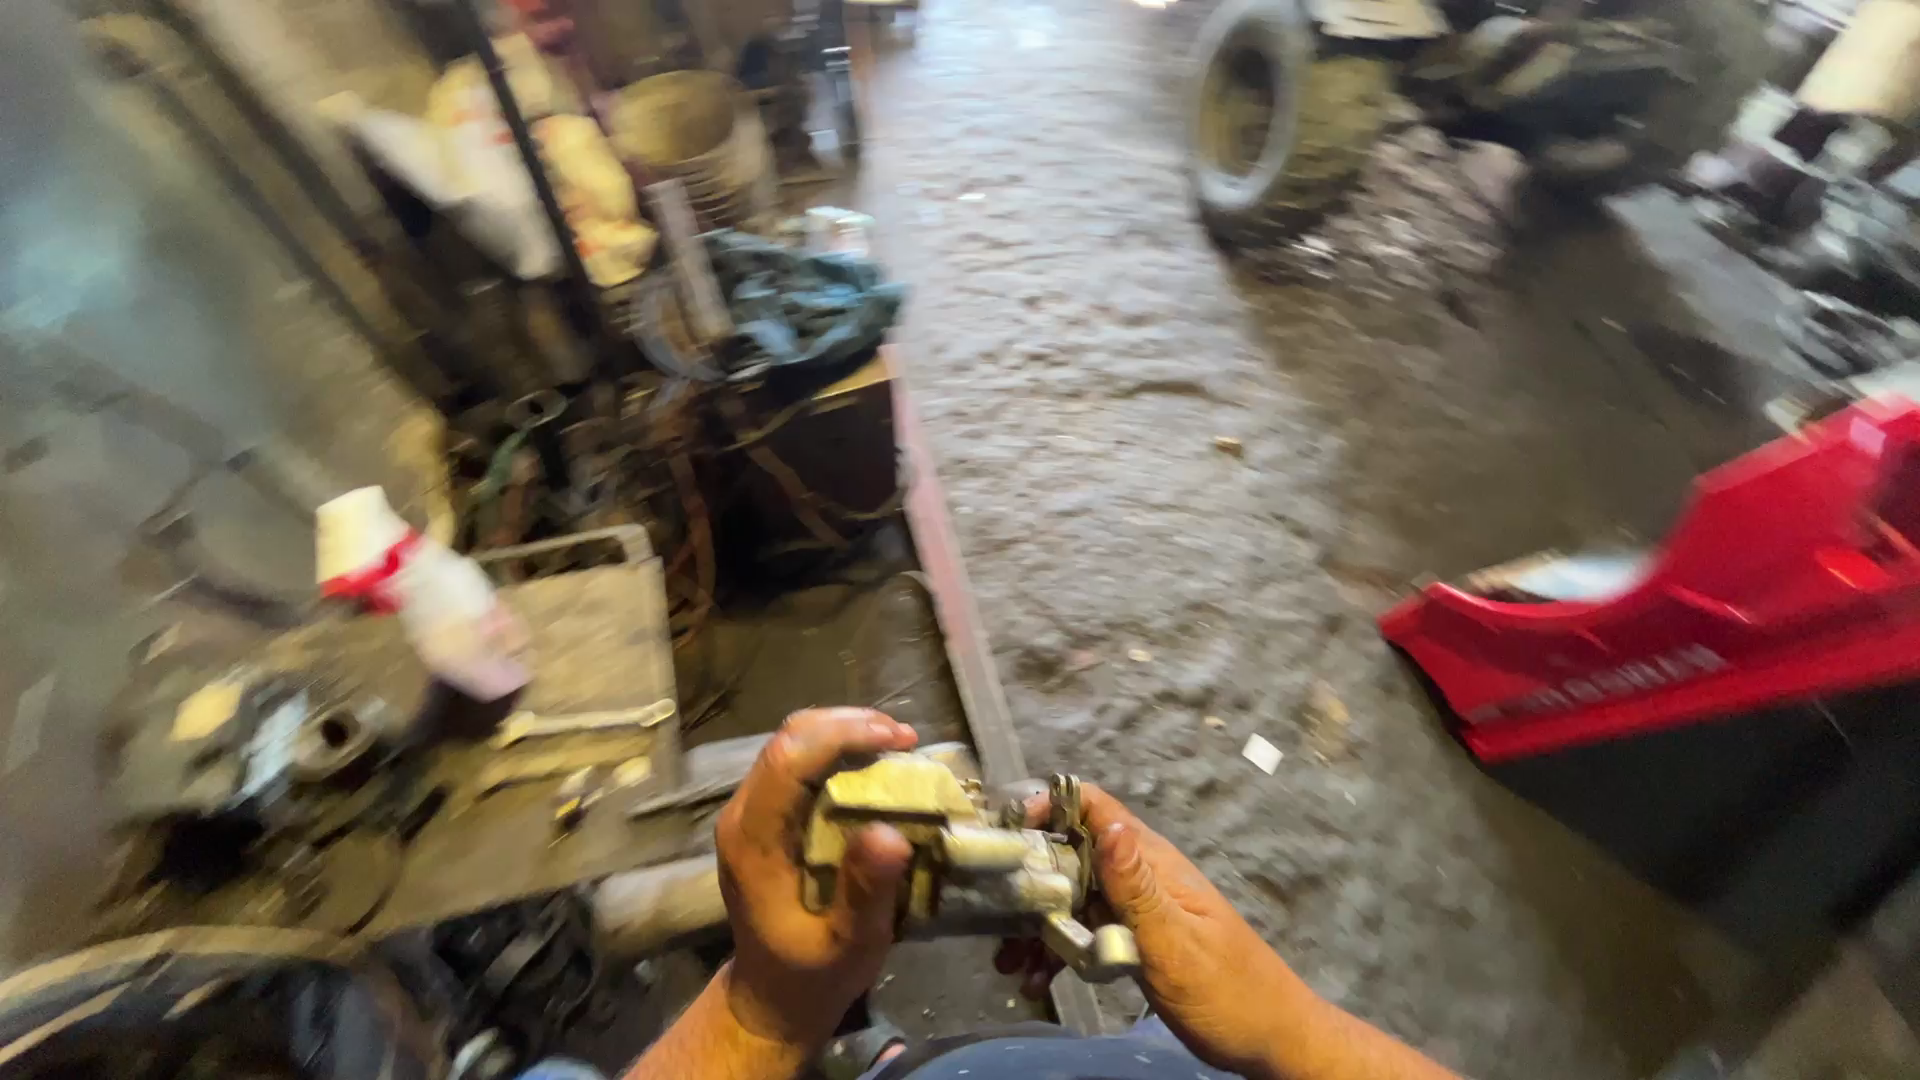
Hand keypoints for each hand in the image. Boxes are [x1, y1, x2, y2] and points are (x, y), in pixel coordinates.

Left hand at [713, 707, 918, 1048]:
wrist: (773, 996)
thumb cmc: (810, 975)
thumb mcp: (848, 947)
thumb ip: (865, 893)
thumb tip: (889, 833)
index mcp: (754, 840)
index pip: (787, 760)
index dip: (842, 735)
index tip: (896, 739)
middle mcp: (745, 812)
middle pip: (790, 737)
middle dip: (850, 724)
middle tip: (905, 738)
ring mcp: (753, 808)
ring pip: (794, 739)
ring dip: (847, 729)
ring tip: (897, 742)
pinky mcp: (769, 809)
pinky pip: (801, 757)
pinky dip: (840, 745)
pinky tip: (875, 758)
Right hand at [996, 785, 1311, 1076]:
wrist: (1270, 1040)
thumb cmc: (1227, 992)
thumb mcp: (1176, 944)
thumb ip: (1138, 887)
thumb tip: (1110, 825)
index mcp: (1150, 861)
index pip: (1095, 807)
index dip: (1050, 804)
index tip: (1009, 827)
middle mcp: (1136, 872)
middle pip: (1070, 851)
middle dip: (1030, 877)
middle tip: (995, 913)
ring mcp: (1133, 904)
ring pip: (1070, 894)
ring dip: (1037, 922)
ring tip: (1009, 960)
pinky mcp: (1130, 935)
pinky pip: (1082, 929)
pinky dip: (1056, 949)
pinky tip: (1035, 978)